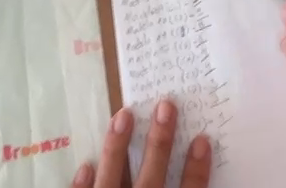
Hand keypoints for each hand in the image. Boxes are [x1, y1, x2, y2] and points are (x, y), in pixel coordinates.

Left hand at [72, 98, 210, 187]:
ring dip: (118, 147)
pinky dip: (83, 184)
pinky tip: (86, 164)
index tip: (202, 139)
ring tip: (123, 114)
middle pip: (153, 177)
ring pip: (112, 179)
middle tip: (166, 105)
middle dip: (160, 141)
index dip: (196, 169)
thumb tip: (199, 155)